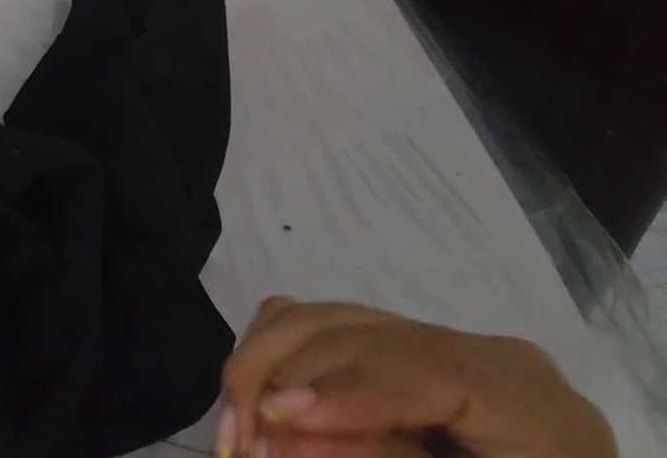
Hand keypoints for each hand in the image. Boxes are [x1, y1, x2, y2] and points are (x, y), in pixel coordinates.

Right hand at [217, 297, 614, 457]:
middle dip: (279, 380)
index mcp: (524, 397)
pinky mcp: (388, 343)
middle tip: (236, 437)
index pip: (414, 369)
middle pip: (350, 333)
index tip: (272, 419)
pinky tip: (251, 392)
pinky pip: (313, 323)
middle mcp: (470, 348)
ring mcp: (426, 339)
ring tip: (235, 421)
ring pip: (318, 318)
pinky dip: (272, 351)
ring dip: (261, 363)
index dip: (337, 389)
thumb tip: (281, 438)